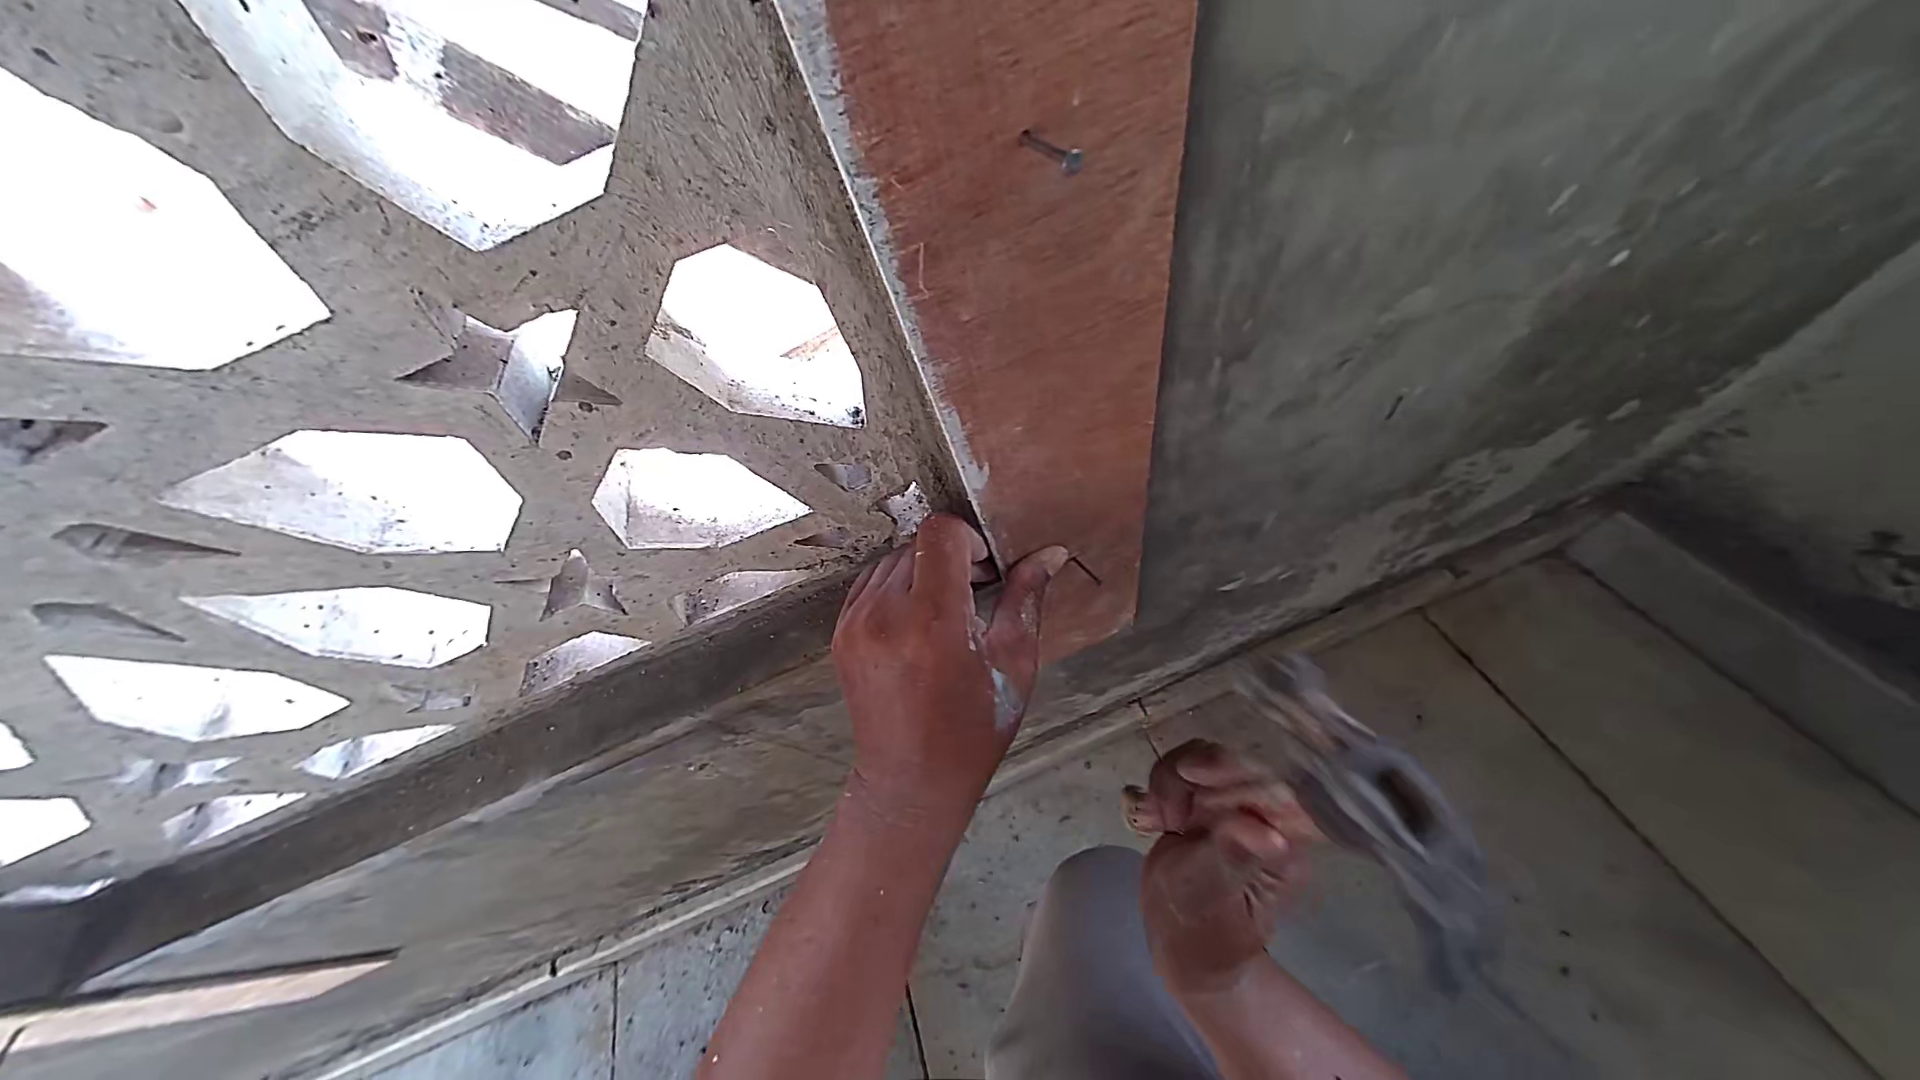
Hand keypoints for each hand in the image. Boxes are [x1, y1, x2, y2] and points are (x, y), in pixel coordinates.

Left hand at [833, 513, 1068, 821]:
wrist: (911, 779)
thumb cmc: (970, 731)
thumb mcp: (1013, 664)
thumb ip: (1026, 599)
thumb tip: (1047, 555)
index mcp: (933, 621)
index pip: (940, 533)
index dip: (969, 538)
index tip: (986, 565)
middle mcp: (885, 615)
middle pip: (918, 543)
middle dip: (951, 555)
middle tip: (975, 588)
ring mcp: (855, 624)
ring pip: (892, 559)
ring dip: (924, 569)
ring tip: (947, 607)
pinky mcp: (841, 633)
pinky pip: (870, 584)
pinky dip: (898, 586)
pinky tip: (919, 618)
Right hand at [1128, 740, 1321, 994]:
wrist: (1182, 943)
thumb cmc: (1205, 932)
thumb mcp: (1213, 896)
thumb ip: (1232, 856)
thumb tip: (1270, 835)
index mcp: (1285, 837)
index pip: (1272, 783)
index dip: (1237, 767)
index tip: (1192, 771)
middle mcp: (1263, 813)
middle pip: (1235, 761)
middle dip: (1193, 777)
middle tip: (1170, 815)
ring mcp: (1231, 805)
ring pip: (1203, 758)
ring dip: (1171, 780)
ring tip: (1161, 821)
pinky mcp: (1202, 802)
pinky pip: (1180, 771)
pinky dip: (1157, 787)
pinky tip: (1149, 818)